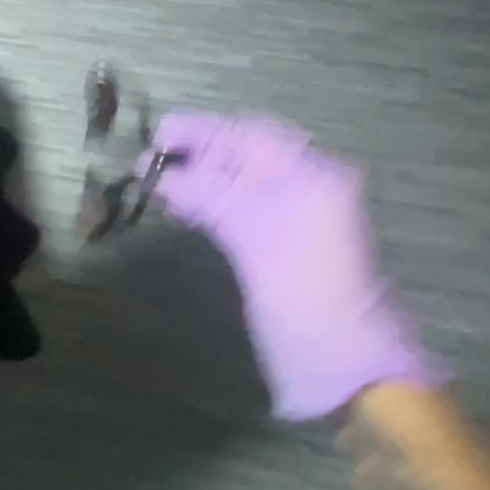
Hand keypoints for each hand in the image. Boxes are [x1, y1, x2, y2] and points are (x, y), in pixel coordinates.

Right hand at [150, 112, 443, 419]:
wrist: (342, 361)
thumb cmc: (303, 292)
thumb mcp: (252, 236)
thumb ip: (207, 197)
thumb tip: (158, 174)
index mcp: (313, 176)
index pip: (251, 133)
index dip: (202, 129)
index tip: (157, 135)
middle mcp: (306, 186)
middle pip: (243, 153)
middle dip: (195, 150)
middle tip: (148, 155)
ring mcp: (293, 216)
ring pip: (236, 179)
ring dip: (195, 175)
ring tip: (152, 178)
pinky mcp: (277, 242)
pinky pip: (236, 205)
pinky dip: (204, 200)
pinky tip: (175, 203)